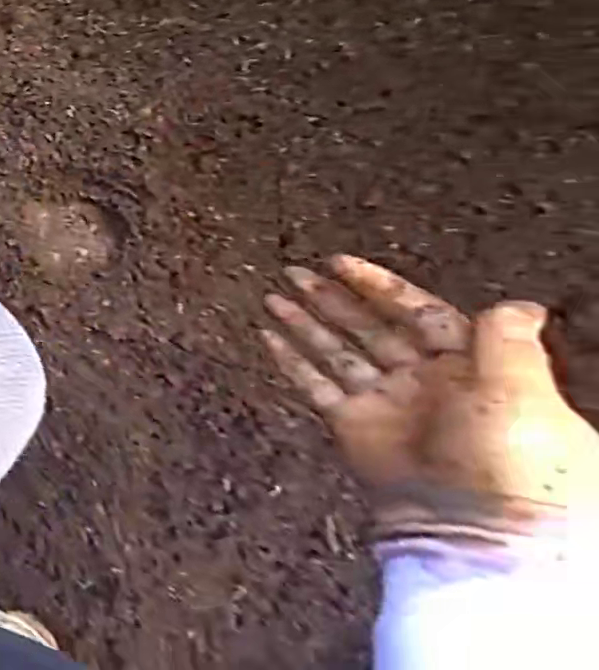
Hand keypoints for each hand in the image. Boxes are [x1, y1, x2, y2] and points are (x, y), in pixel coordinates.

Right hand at [259, 255, 598, 542]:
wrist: (474, 529)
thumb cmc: (513, 467)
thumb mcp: (524, 400)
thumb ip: (508, 349)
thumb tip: (518, 305)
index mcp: (472, 372)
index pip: (420, 314)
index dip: (381, 286)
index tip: (340, 262)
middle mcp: (426, 382)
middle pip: (370, 327)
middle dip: (333, 298)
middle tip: (295, 271)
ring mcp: (386, 401)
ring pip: (336, 349)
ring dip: (304, 321)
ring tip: (272, 296)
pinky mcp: (352, 421)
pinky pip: (312, 381)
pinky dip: (288, 358)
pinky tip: (266, 335)